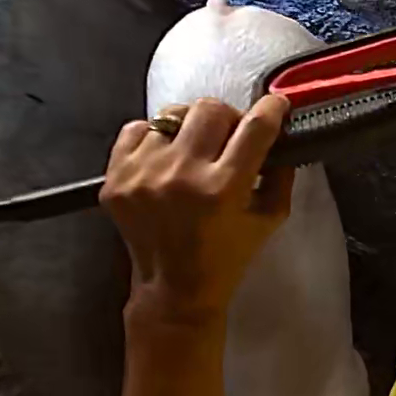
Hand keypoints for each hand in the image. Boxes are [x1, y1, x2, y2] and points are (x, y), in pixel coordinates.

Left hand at [101, 96, 294, 326]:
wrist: (174, 289)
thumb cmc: (229, 256)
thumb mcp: (270, 219)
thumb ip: (280, 173)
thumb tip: (280, 132)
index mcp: (222, 189)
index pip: (254, 127)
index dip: (271, 108)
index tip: (277, 105)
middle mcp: (180, 176)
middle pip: (210, 108)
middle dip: (229, 117)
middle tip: (231, 137)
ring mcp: (142, 175)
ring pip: (173, 114)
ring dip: (191, 127)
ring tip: (195, 150)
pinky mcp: (115, 178)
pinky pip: (138, 129)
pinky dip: (156, 138)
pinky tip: (165, 159)